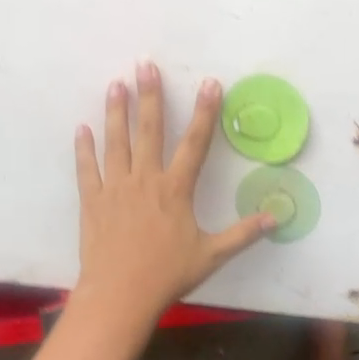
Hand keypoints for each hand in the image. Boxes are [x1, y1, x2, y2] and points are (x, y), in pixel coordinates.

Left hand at [72, 63, 274, 320]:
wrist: (120, 295)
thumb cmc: (168, 275)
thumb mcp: (212, 255)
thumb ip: (244, 234)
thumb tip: (276, 217)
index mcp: (176, 190)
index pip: (195, 143)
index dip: (204, 112)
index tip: (209, 83)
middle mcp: (145, 181)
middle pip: (149, 131)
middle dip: (150, 95)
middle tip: (146, 64)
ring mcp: (116, 189)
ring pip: (116, 142)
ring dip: (115, 111)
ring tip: (116, 84)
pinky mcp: (92, 202)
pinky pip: (87, 169)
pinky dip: (84, 148)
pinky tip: (82, 128)